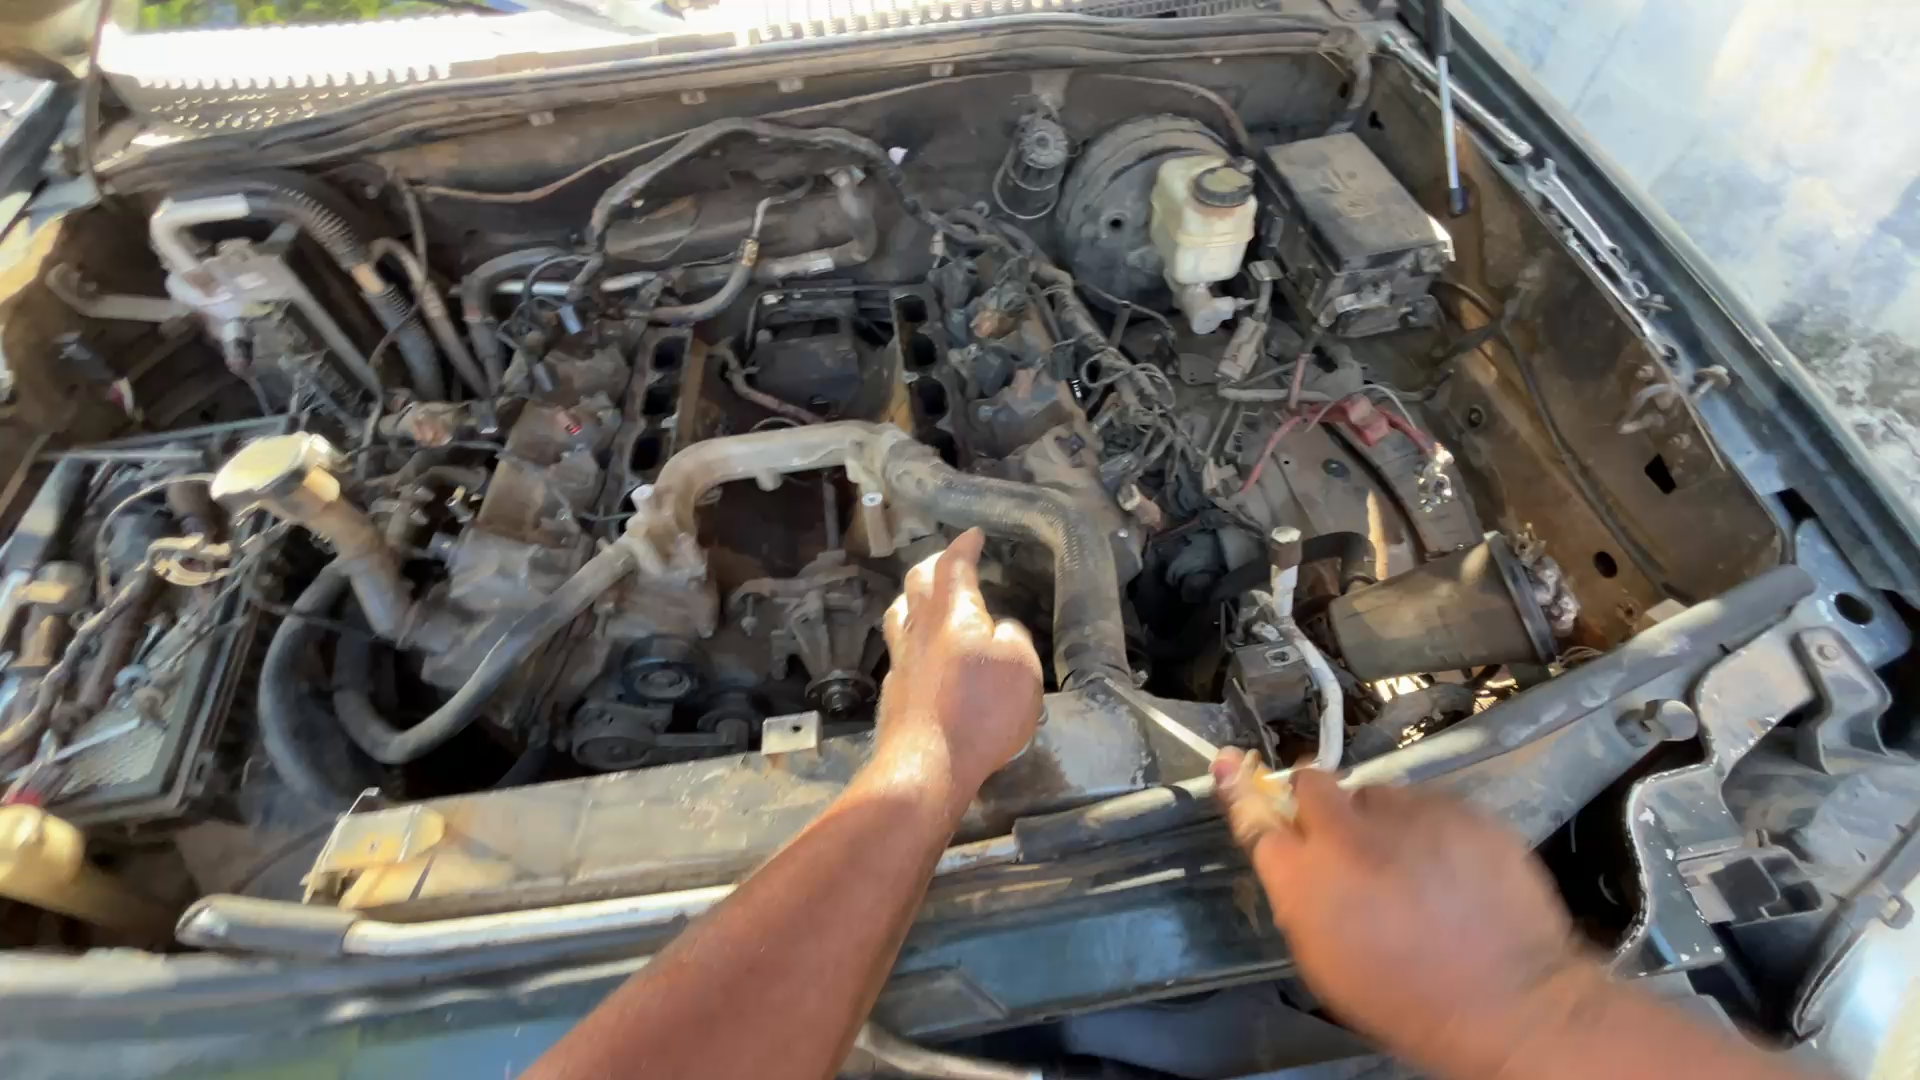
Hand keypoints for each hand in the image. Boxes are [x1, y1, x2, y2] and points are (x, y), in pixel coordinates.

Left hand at [877, 528, 1042, 811]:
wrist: (926, 766)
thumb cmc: (981, 711)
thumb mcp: (1021, 668)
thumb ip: (1013, 638)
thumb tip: (999, 629)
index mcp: (952, 614)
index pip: (953, 566)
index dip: (963, 547)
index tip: (973, 535)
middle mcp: (919, 629)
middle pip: (918, 582)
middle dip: (934, 564)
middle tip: (948, 560)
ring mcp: (901, 661)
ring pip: (900, 613)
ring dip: (913, 596)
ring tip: (924, 596)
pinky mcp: (894, 691)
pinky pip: (900, 649)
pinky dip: (912, 636)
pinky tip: (920, 651)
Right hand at [1213, 747, 1596, 1073]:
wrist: (1519, 1010)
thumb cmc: (1406, 999)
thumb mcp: (1325, 958)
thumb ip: (1297, 891)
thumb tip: (1288, 848)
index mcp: (1303, 876)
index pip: (1254, 812)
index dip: (1240, 786)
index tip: (1229, 764)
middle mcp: (1344, 833)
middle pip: (1311, 782)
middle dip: (1319, 800)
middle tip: (1346, 835)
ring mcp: (1407, 814)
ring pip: (1376, 794)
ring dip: (1381, 819)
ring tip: (1414, 863)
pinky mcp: (1460, 811)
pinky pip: (1430, 804)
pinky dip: (1432, 827)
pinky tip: (1454, 868)